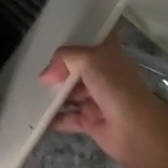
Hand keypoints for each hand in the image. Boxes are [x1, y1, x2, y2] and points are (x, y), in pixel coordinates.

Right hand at [40, 34, 167, 167]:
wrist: (137, 131)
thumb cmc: (115, 87)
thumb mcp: (88, 60)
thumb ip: (64, 60)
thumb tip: (45, 76)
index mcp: (107, 53)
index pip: (89, 39)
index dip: (72, 37)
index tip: (50, 36)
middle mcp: (102, 73)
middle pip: (76, 68)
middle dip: (57, 69)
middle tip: (31, 67)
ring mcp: (97, 98)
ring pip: (71, 93)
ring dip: (54, 93)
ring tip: (31, 91)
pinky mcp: (92, 122)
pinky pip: (69, 118)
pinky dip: (55, 118)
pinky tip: (39, 116)